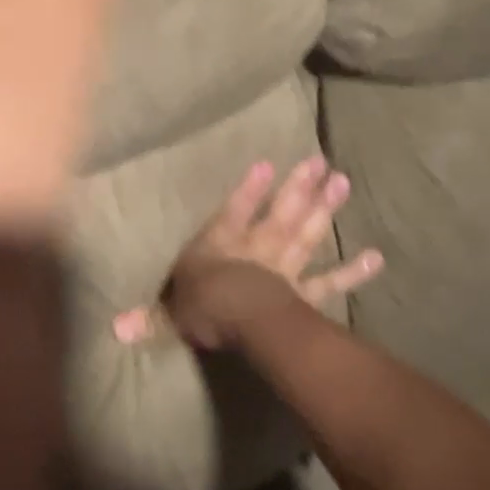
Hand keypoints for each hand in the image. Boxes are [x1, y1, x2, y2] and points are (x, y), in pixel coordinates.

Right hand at [114, 157, 384, 348]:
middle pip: (279, 214)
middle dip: (299, 187)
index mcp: (218, 245)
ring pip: (305, 233)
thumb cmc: (200, 309)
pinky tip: (376, 256)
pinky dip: (353, 270)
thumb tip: (114, 328)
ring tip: (342, 182)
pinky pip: (330, 281)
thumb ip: (147, 317)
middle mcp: (254, 249)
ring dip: (324, 209)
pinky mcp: (304, 293)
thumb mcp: (166, 313)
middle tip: (321, 161)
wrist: (242, 322)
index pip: (232, 211)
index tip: (266, 163)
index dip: (248, 189)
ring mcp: (284, 269)